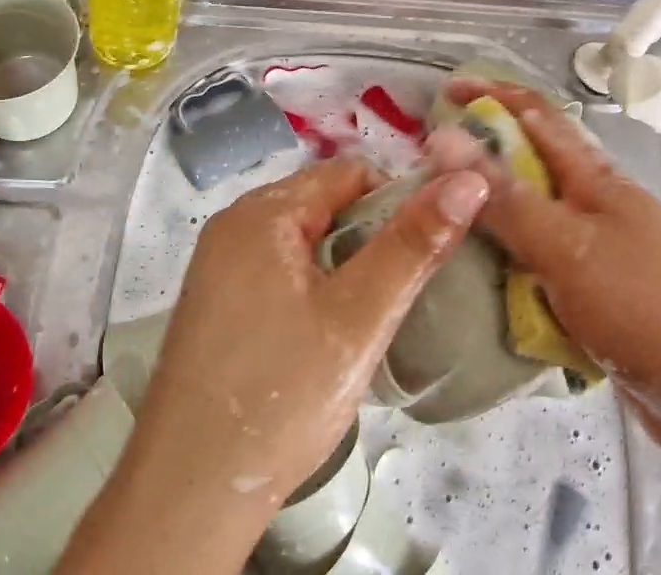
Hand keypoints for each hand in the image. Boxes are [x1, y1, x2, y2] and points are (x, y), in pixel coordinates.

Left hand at [64, 157, 489, 573]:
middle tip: (401, 294)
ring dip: (342, 268)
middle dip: (369, 239)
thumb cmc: (281, 394)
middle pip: (323, 205)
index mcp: (262, 212)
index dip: (397, 202)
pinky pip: (276, 273)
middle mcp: (232, 226)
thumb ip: (412, 245)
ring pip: (302, 243)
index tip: (424, 253)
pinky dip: (311, 290)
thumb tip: (469, 178)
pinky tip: (326, 337)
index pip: (349, 173)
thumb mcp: (359, 316)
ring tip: (369, 319)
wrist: (191, 486)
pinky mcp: (215, 304)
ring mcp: (218, 267)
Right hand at [435, 79, 660, 449]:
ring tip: (441, 233)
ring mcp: (600, 257)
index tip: (447, 91)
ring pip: (532, 226)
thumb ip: (505, 197)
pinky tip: (480, 291)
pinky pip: (540, 275)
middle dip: (481, 163)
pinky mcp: (599, 303)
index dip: (493, 95)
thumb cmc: (646, 305)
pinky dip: (509, 274)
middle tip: (427, 176)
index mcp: (596, 179)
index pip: (538, 116)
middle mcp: (598, 209)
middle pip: (531, 170)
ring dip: (491, 223)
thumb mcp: (566, 244)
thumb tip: (443, 138)